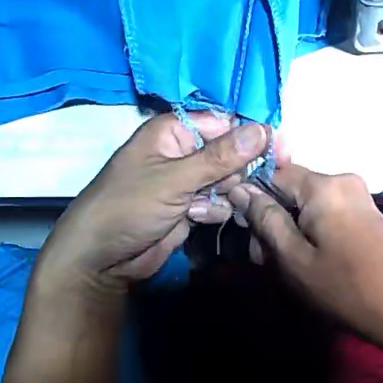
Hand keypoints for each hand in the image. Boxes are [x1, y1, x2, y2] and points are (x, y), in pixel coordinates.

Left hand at [38, 113, 269, 296]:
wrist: (101, 259)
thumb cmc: (128, 207)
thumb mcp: (174, 179)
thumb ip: (220, 157)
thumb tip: (263, 130)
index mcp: (173, 130)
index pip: (225, 123)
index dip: (253, 136)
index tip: (282, 151)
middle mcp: (182, 151)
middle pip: (232, 153)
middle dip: (237, 172)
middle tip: (227, 188)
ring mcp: (187, 180)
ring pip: (230, 180)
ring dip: (225, 195)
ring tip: (199, 208)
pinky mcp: (191, 207)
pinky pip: (220, 202)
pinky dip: (216, 211)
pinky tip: (197, 219)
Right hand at [227, 163, 382, 349]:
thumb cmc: (343, 287)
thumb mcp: (292, 258)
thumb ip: (265, 219)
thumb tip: (241, 188)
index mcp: (324, 185)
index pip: (273, 174)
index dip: (253, 198)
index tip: (246, 230)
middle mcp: (343, 180)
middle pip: (291, 191)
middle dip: (273, 220)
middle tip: (265, 259)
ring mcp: (358, 196)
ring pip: (307, 205)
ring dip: (290, 231)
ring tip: (286, 267)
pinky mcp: (365, 214)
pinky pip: (326, 213)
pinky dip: (311, 233)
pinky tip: (308, 262)